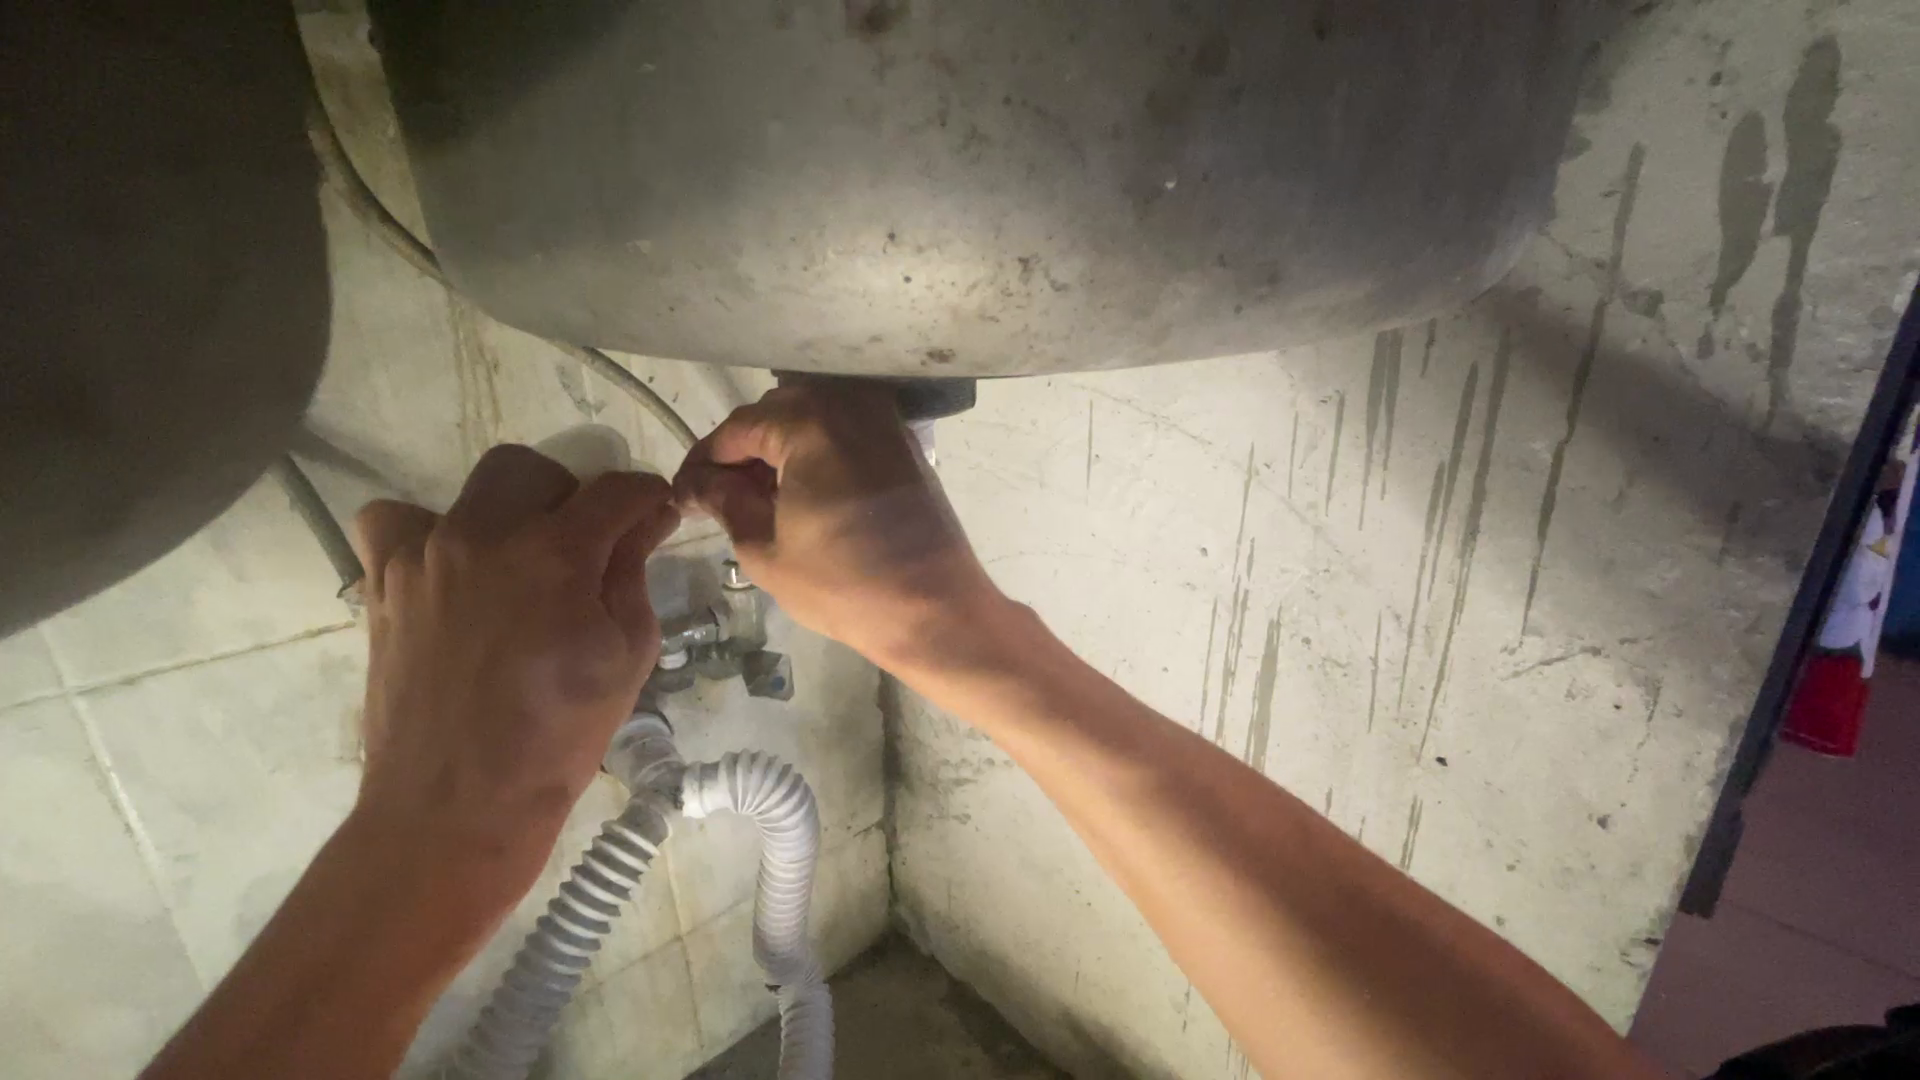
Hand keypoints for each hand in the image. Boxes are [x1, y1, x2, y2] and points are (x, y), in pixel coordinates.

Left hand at [349, 445, 678, 903]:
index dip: (649, 495)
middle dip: (576, 497)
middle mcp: (483, 535)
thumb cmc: (564, 733)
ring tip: (524, 564)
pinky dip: (432, 534)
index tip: (661, 513)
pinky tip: (456, 574)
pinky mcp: (384, 584)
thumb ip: (633, 571)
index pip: (616, 490)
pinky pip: (398, 524)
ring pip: (478, 490)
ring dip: (514, 512)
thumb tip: (646, 520)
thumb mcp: (628, 651)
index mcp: (555, 553)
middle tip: (591, 547)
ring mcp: (425, 555)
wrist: (461, 804)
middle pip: (537, 471)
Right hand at [672, 380, 1001, 666]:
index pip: (737, 427)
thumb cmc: (845, 586)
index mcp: (810, 421)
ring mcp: (884, 420)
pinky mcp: (906, 443)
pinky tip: (803, 493)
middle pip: (775, 415)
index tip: (684, 493)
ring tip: (759, 500)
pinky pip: (846, 433)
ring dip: (780, 452)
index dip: (704, 461)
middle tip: (718, 499)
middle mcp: (850, 404)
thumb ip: (725, 503)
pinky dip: (818, 453)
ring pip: (812, 420)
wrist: (935, 609)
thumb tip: (697, 484)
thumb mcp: (765, 549)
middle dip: (742, 454)